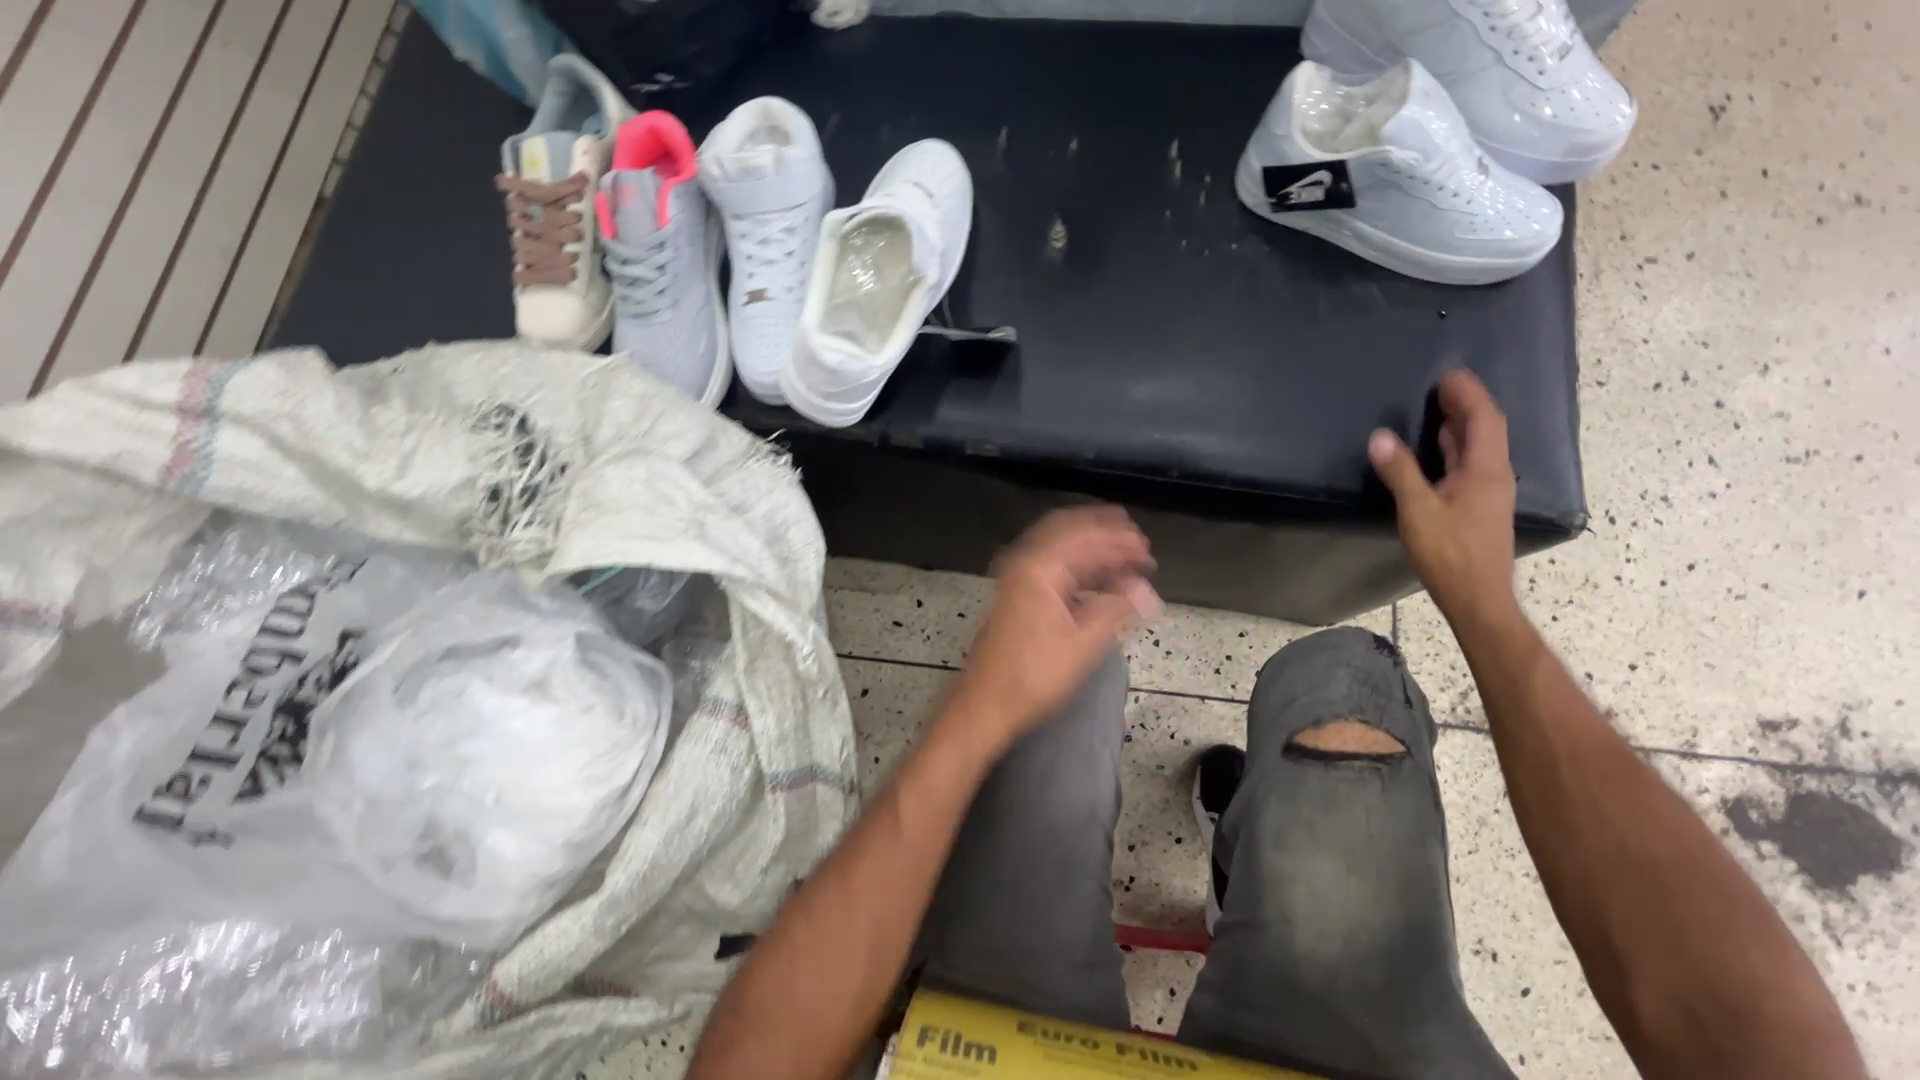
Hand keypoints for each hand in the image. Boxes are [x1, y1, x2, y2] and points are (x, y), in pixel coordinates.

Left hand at [951, 507, 1161, 746]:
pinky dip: (1076, 568)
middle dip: (1104, 534)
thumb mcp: (1084, 645)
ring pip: (1059, 550)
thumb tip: (1146, 590)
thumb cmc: (1034, 677)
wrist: (984, 705)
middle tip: (1136, 542)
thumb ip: (1117, 609)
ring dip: (1091, 550)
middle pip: (1069, 532)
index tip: (1148, 549)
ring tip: (1124, 560)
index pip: (1086, 537)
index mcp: (1039, 568)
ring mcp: (1015, 579)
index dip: (1120, 540)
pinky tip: (1098, 582)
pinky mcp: (1015, 596)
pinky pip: (1050, 568)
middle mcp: (1024, 563)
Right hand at [1369, 370, 1518, 626]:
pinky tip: (1439, 451)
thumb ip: (1400, 472)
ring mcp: (1490, 494)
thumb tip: (1380, 437)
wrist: (1478, 599)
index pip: (1484, 420)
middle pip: (1486, 431)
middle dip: (1466, 405)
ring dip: (1462, 427)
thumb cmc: (1449, 554)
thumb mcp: (1417, 511)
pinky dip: (1457, 449)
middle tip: (1442, 386)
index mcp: (1485, 471)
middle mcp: (1495, 477)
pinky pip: (1472, 466)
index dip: (1469, 394)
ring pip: (1480, 449)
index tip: (1450, 374)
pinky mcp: (1480, 509)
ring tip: (1439, 410)